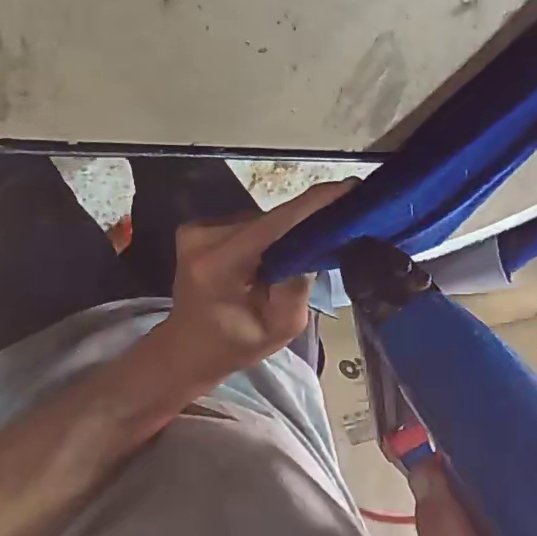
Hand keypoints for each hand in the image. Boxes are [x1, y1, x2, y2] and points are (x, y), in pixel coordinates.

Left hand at [144, 180, 354, 388]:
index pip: (273, 225)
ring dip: (282, 233)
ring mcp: (196, 229)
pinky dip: (265, 235)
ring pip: (259, 219)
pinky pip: (247, 223)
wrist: (187, 347)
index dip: (312, 204)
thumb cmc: (234, 345)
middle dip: (302, 224)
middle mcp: (202, 237)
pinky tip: (271, 256)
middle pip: (268, 220)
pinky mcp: (197, 227)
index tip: (349, 188)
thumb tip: (313, 246)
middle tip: (335, 231)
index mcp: (218, 265)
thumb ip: (297, 289)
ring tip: (300, 253)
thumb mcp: (278, 329)